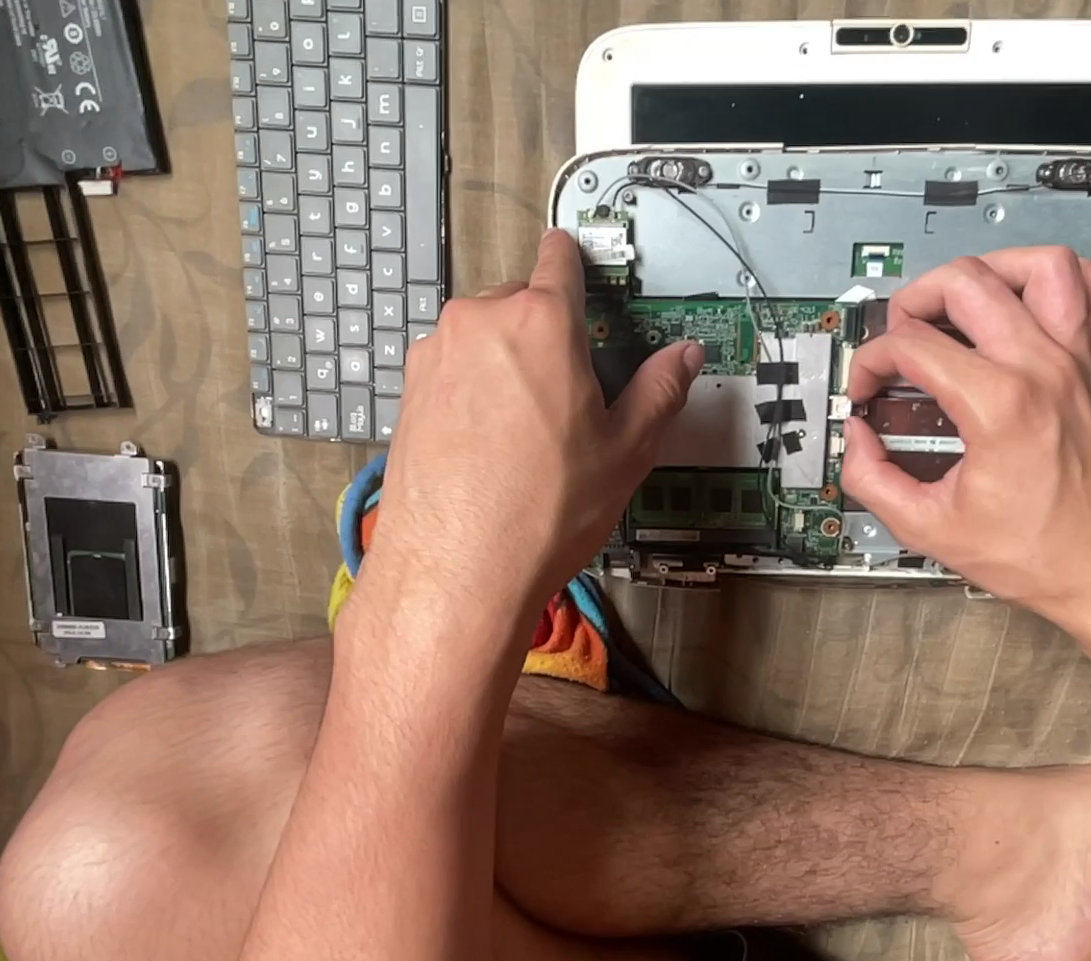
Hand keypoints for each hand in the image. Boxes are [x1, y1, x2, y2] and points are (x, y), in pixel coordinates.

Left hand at [370, 229, 704, 607]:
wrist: (455, 572)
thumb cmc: (539, 512)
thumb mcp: (625, 451)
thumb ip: (659, 390)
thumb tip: (682, 358)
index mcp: (540, 322)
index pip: (560, 258)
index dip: (577, 262)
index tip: (583, 271)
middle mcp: (479, 323)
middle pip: (523, 301)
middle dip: (548, 332)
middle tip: (570, 391)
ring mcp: (435, 356)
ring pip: (485, 336)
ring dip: (509, 361)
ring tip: (529, 430)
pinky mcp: (408, 390)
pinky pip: (453, 368)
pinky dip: (474, 388)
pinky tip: (490, 443)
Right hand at [840, 247, 1090, 627]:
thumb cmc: (1037, 553)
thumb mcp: (929, 528)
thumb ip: (872, 480)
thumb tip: (855, 439)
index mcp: (998, 406)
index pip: (913, 346)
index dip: (871, 362)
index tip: (865, 389)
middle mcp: (1042, 370)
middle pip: (967, 283)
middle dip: (914, 300)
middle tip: (898, 335)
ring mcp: (1079, 362)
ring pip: (1041, 267)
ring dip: (989, 270)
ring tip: (958, 298)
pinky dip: (1068, 280)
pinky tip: (1033, 297)